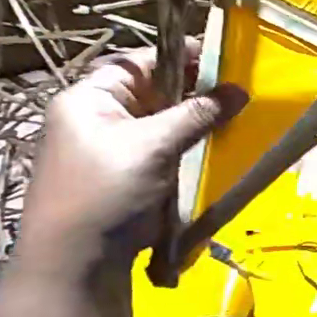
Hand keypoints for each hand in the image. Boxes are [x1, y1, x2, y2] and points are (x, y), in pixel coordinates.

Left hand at [14, 40, 247, 281]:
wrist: (77, 261)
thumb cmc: (106, 192)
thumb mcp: (154, 146)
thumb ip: (198, 114)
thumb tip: (239, 89)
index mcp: (90, 98)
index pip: (140, 61)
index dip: (180, 56)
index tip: (224, 60)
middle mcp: (100, 116)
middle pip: (156, 89)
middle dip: (197, 89)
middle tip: (238, 92)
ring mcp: (115, 145)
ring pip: (165, 118)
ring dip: (197, 119)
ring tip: (234, 117)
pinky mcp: (132, 171)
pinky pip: (167, 145)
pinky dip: (191, 142)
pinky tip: (217, 144)